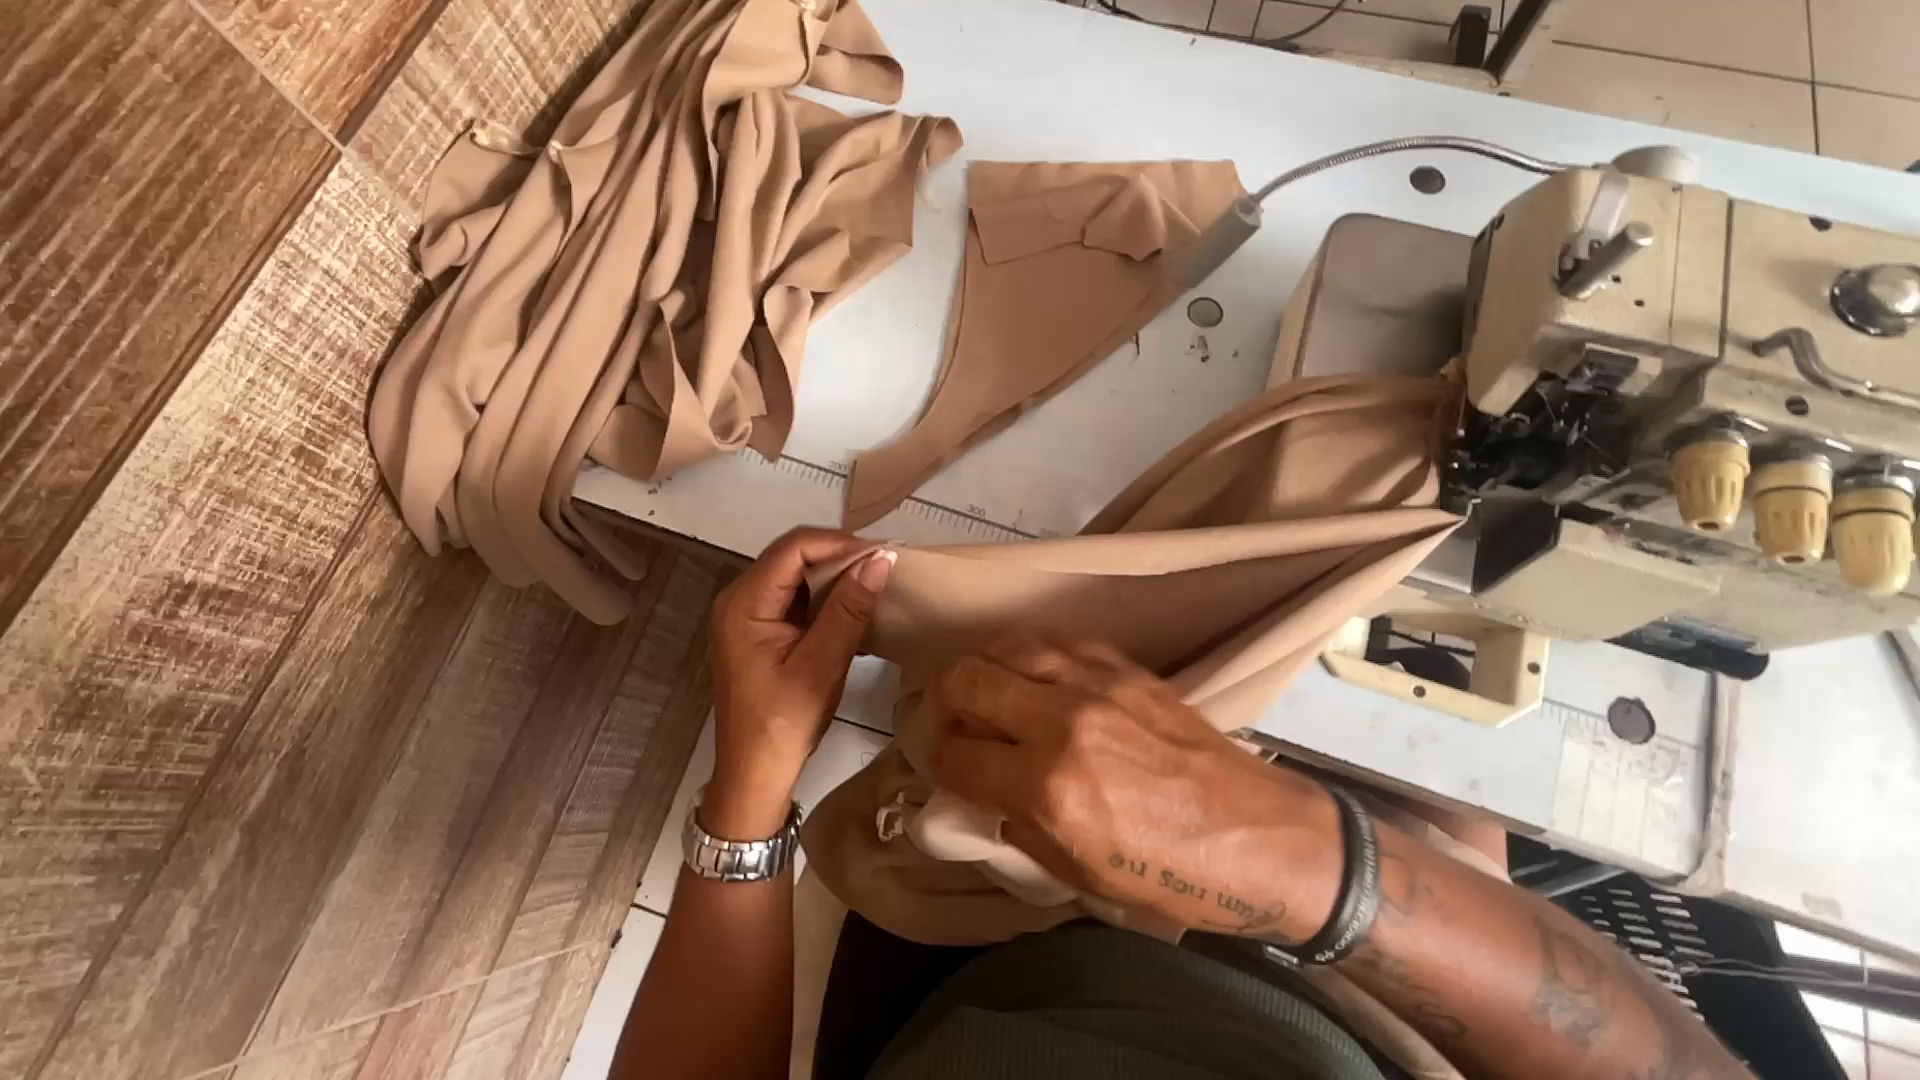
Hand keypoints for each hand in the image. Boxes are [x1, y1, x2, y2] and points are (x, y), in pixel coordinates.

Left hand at [705, 527, 893, 837]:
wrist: (754, 775)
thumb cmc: (784, 723)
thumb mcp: (821, 665)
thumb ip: (849, 609)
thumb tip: (880, 561)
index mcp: (743, 603)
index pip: (794, 549)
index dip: (840, 544)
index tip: (884, 554)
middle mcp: (739, 599)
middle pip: (792, 556)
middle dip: (840, 556)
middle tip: (885, 565)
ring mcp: (748, 615)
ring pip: (796, 576)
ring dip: (836, 577)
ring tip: (877, 582)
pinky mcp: (761, 631)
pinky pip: (796, 599)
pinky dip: (826, 599)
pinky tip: (855, 607)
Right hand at [924, 634, 1342, 941]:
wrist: (1257, 837)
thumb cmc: (1166, 876)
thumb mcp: (1074, 873)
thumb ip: (1012, 823)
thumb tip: (976, 787)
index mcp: (1047, 786)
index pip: (955, 753)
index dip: (936, 761)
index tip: (943, 766)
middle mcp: (1062, 722)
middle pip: (964, 680)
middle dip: (940, 704)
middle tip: (951, 725)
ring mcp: (1096, 685)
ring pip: (1006, 646)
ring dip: (982, 668)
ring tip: (986, 693)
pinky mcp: (1124, 667)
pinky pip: (1055, 639)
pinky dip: (1029, 654)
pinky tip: (1031, 674)